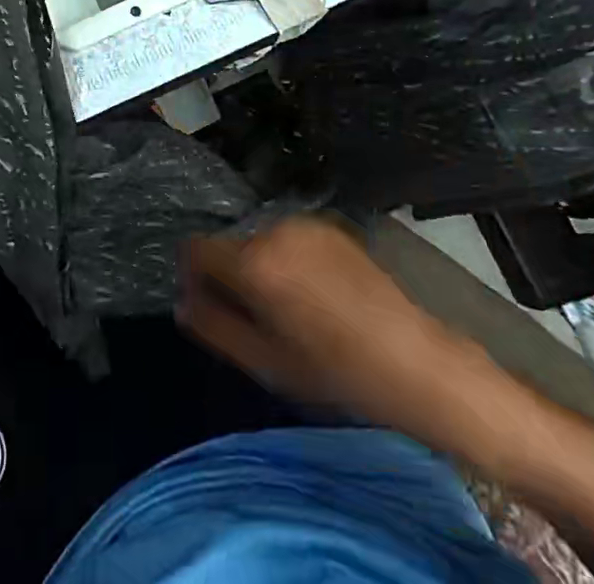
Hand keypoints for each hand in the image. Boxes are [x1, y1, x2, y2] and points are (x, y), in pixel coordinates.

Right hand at [178, 214, 506, 439]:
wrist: (409, 355)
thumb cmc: (332, 369)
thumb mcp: (263, 360)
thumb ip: (214, 325)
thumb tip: (184, 302)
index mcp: (254, 261)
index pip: (196, 249)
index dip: (193, 275)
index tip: (205, 302)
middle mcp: (277, 230)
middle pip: (231, 245)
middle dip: (231, 274)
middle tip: (254, 317)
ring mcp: (310, 224)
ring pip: (262, 240)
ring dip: (262, 265)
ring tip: (288, 308)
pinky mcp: (335, 227)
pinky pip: (292, 238)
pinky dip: (289, 258)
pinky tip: (314, 293)